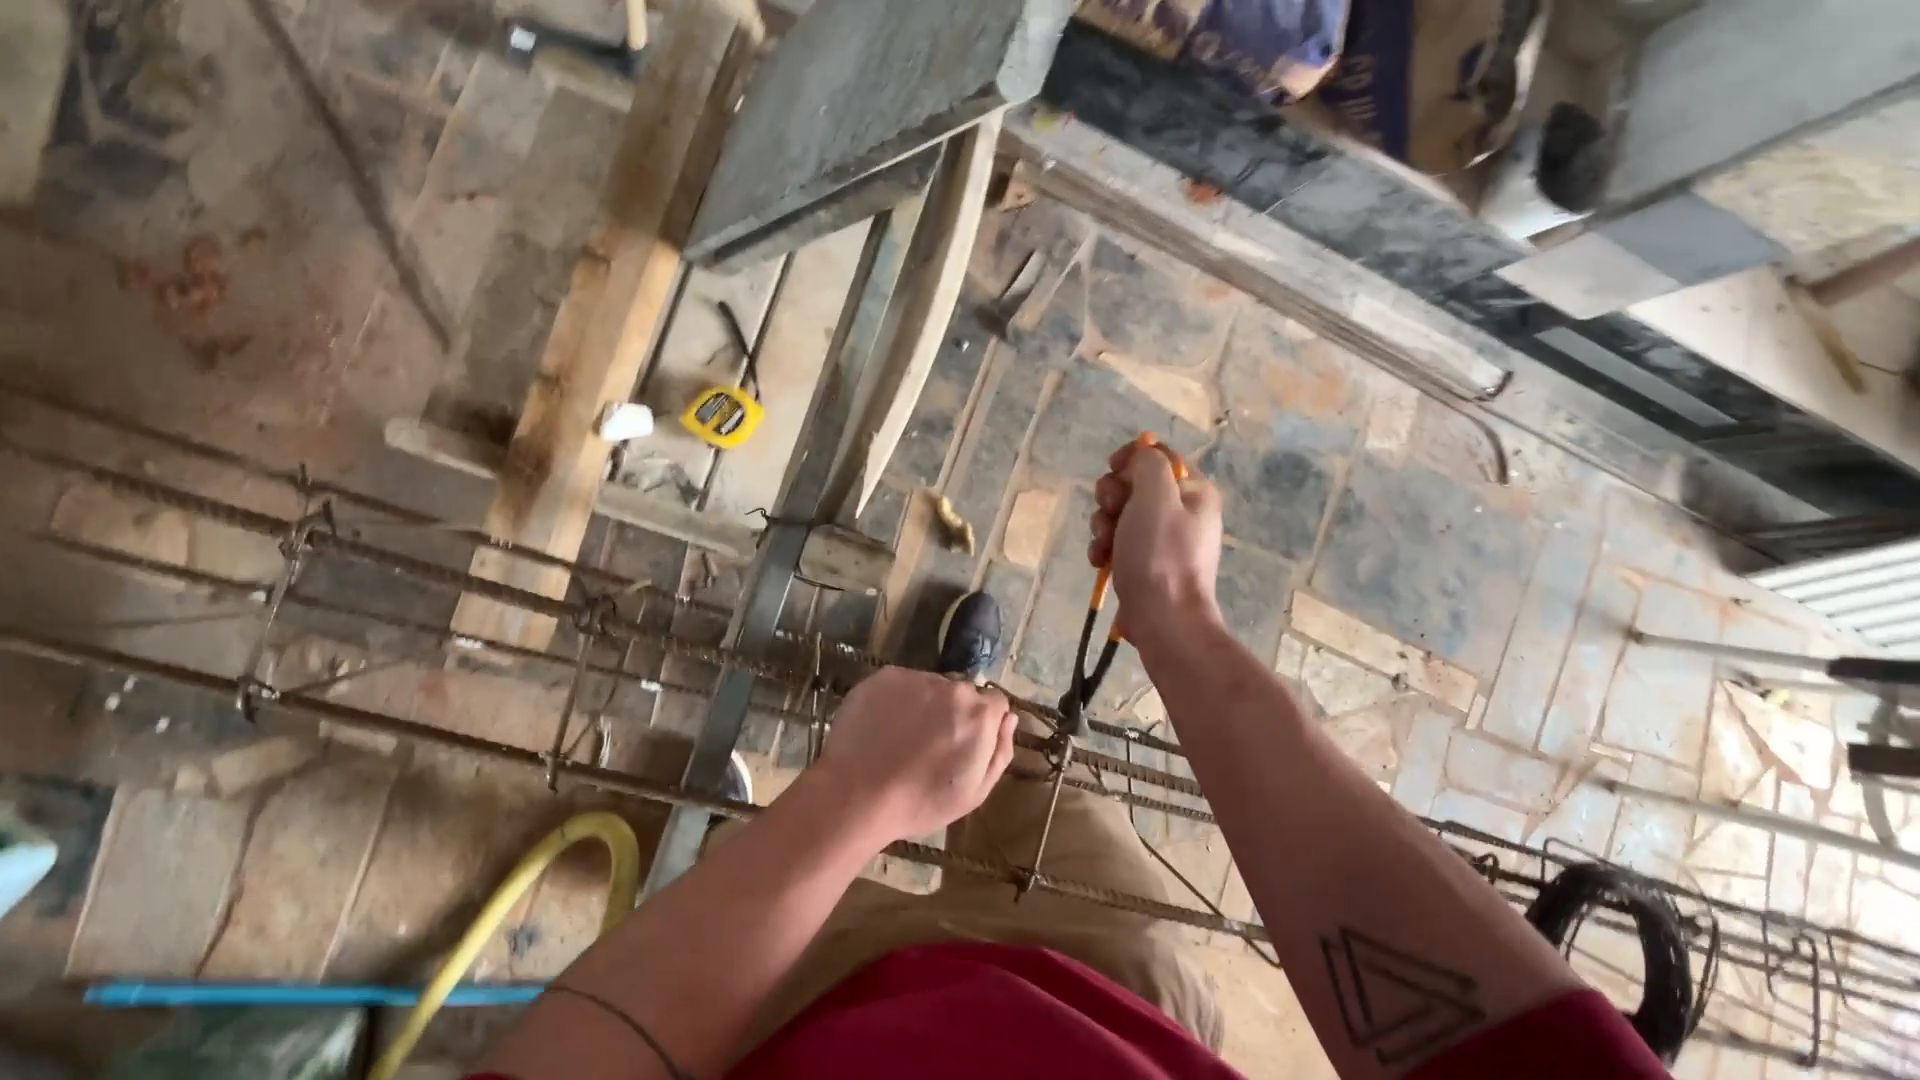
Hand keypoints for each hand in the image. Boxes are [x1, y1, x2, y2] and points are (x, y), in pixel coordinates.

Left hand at [815, 667, 1016, 845]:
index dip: (983, 724)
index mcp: (979, 714)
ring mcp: (916, 678)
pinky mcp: (884, 676)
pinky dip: (896, 700)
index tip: (964, 744)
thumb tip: (1009, 719)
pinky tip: (882, 727)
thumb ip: (1000, 751)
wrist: (857, 794)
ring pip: (930, 687)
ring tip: (902, 737)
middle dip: (954, 712)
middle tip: (931, 744)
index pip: (995, 703)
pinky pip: (900, 684)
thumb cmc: (921, 802)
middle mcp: (952, 687)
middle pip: (962, 693)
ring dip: (925, 704)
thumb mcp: (975, 792)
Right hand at [1091, 440, 1224, 628]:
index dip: (1130, 459)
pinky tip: (1101, 562)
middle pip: (1133, 485)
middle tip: (1111, 513)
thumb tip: (1139, 459)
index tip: (1114, 471)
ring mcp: (1163, 540)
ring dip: (1103, 526)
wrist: (1163, 618)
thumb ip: (1148, 464)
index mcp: (1194, 491)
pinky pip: (1117, 542)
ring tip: (1105, 546)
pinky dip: (1104, 549)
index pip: (1158, 455)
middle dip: (1112, 498)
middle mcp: (1182, 511)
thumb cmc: (1160, 555)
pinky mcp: (1146, 563)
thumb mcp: (1156, 496)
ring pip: (1119, 514)